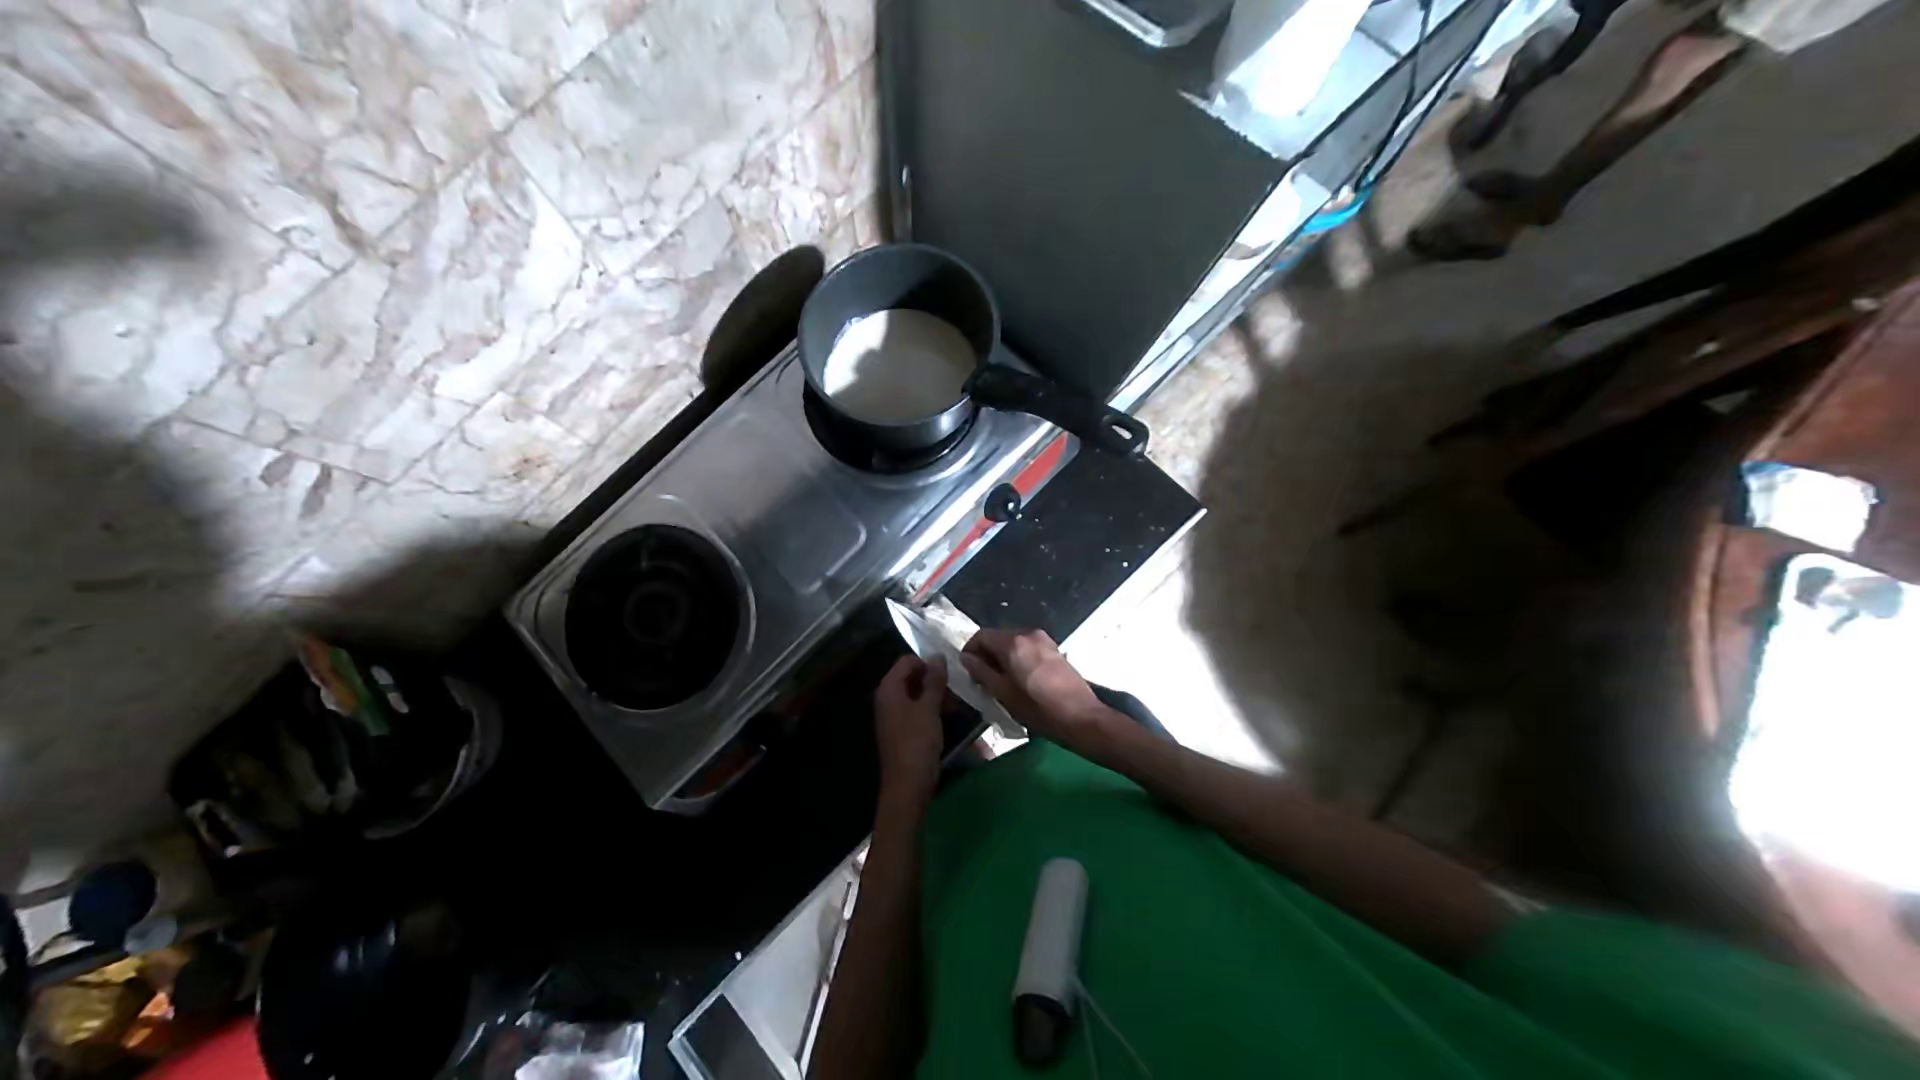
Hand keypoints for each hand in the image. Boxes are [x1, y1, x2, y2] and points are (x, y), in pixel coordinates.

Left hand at [873, 655, 946, 809]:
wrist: (907, 785)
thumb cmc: (917, 742)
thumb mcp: (929, 708)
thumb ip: (934, 681)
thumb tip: (938, 656)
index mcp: (888, 689)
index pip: (907, 661)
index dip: (928, 663)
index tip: (950, 673)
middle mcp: (887, 698)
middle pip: (911, 677)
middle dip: (934, 679)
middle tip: (957, 689)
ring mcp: (893, 715)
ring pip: (916, 694)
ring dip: (935, 695)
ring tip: (957, 703)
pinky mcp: (902, 730)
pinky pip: (917, 710)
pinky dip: (931, 709)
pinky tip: (949, 716)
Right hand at [960, 629, 1112, 749]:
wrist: (1081, 717)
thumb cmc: (1038, 709)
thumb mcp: (1003, 693)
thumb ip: (981, 671)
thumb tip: (966, 658)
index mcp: (1013, 642)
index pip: (981, 635)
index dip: (970, 651)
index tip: (968, 671)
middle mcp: (1028, 633)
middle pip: (997, 636)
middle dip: (986, 654)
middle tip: (982, 680)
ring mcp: (1044, 639)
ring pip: (1012, 642)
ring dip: (1002, 657)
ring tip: (1000, 681)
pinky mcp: (1054, 648)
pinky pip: (1027, 647)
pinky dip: (1017, 657)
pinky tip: (1019, 679)